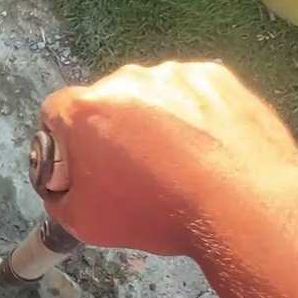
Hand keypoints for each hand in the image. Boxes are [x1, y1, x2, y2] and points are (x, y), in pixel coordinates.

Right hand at [37, 61, 297, 255]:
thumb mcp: (83, 223)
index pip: (54, 112)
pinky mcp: (216, 76)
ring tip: (175, 161)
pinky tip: (203, 148)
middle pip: (103, 101)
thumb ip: (59, 197)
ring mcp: (174, 74)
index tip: (80, 164)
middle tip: (130, 169)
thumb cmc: (156, 214)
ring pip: (148, 95)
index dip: (63, 140)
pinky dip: (190, 113)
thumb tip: (63, 186)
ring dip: (150, 119)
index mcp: (84, 110)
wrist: (244, 207)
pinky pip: (189, 92)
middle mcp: (124, 80)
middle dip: (108, 129)